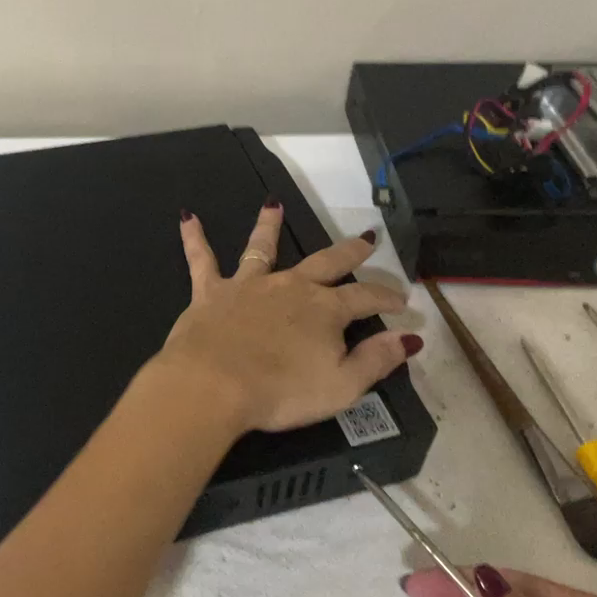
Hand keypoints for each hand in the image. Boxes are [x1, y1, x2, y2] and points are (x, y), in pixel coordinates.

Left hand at [147, 201, 421, 433]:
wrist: (213, 385)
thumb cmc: (280, 392)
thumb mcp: (342, 386)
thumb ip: (376, 360)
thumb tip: (409, 339)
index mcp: (325, 310)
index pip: (365, 298)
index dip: (387, 298)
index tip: (402, 301)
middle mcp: (290, 287)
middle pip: (325, 263)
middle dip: (349, 251)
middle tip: (366, 238)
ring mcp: (248, 285)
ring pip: (263, 248)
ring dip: (269, 225)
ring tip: (273, 204)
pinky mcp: (210, 292)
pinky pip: (201, 260)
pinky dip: (194, 238)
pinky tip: (187, 217)